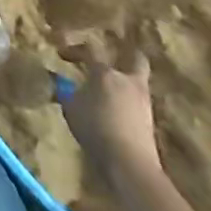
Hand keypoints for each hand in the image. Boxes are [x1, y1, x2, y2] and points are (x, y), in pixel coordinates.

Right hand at [60, 49, 159, 177]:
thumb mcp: (70, 108)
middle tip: (110, 57)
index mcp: (106, 74)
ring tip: (106, 88)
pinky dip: (126, 99)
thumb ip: (66, 92)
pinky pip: (136, 100)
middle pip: (136, 59)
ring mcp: (143, 100)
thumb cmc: (95, 127)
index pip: (90, 50)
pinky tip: (113, 108)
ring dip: (123, 80)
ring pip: (136, 81)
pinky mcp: (149, 119)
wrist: (129, 161)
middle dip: (126, 55)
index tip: (61, 55)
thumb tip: (61, 84)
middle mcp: (128, 81)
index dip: (74, 49)